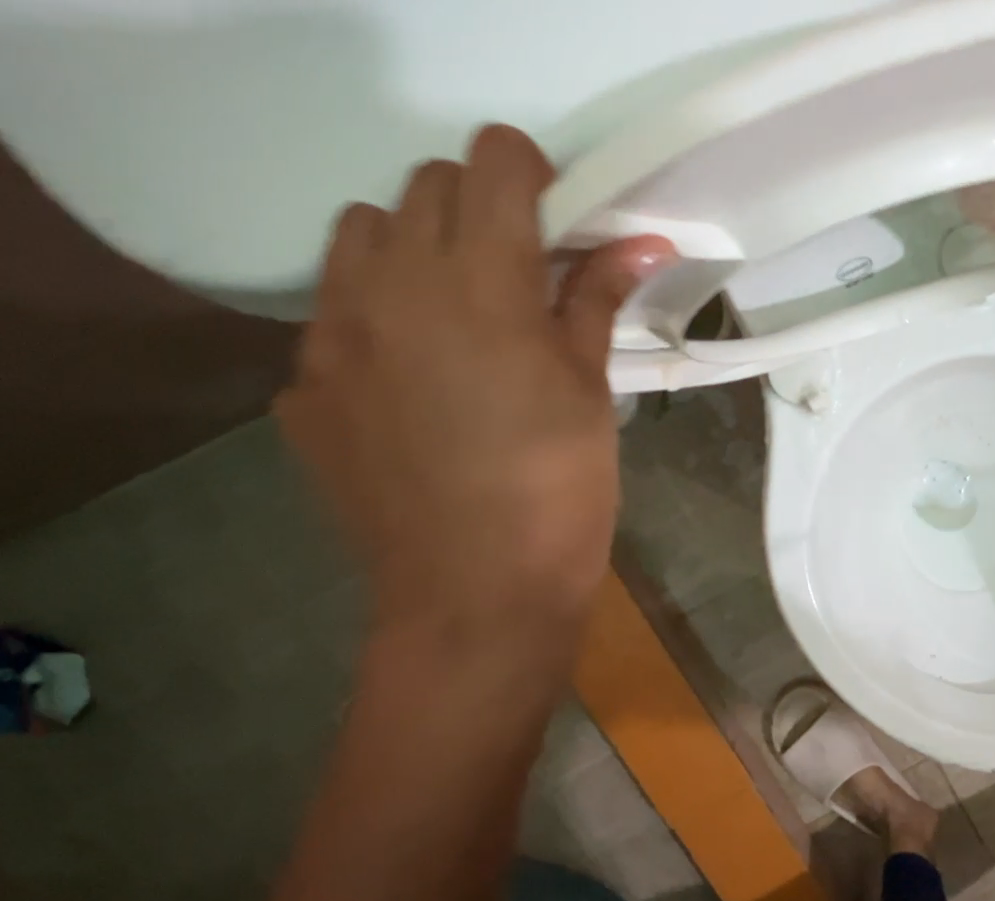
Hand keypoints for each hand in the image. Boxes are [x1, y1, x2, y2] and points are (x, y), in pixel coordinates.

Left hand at [277, 124, 675, 632]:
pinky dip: (378, 320)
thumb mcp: (590, 392)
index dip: (530, 171)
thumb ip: (598, 301)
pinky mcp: (303, 386)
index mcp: (482, 286)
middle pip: (424, 186)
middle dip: (478, 206)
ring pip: (360, 234)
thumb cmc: (560, 495)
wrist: (475, 596)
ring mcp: (332, 336)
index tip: (558, 215)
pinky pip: (333, 316)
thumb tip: (643, 242)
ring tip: (456, 313)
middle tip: (520, 271)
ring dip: (413, 246)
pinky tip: (416, 387)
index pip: (493, 163)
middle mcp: (393, 288)